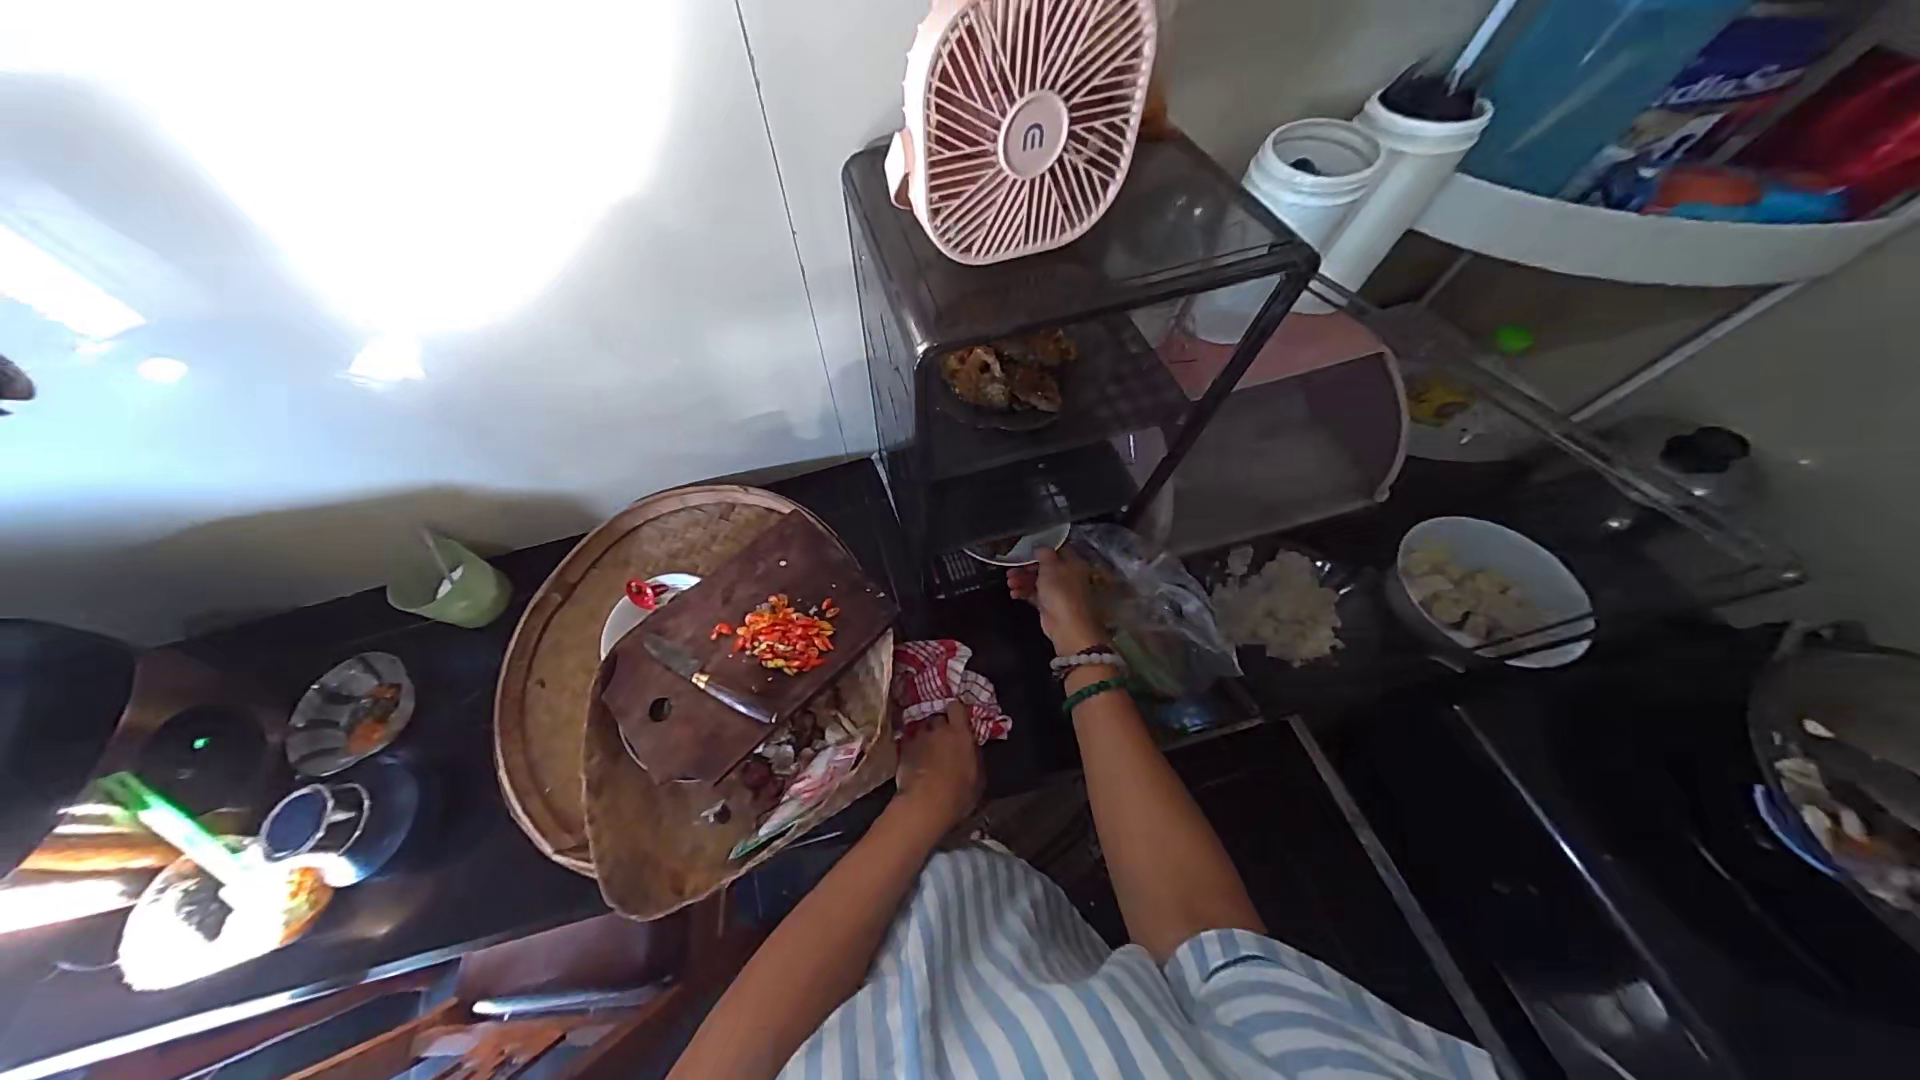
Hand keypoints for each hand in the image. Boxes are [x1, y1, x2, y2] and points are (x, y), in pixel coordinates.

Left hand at [892, 701, 982, 836]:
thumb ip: (976, 756)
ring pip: (922, 729)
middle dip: (940, 727)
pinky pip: (908, 742)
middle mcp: (938, 729)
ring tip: (926, 752)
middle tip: (943, 741)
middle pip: (937, 718)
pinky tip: (913, 760)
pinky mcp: (902, 748)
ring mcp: (918, 737)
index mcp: (960, 732)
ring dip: (925, 737)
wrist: (925, 804)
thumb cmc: (959, 793)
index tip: (958, 721)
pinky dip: (911, 747)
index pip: (957, 707)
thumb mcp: (979, 777)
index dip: (956, 713)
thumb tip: (973, 749)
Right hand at [1007, 547, 1104, 655]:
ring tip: (1009, 582)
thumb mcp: (1051, 566)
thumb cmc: (1061, 592)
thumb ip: (1044, 553)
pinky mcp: (1049, 605)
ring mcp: (1058, 591)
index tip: (1025, 549)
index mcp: (1072, 563)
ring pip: (1038, 581)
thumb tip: (1040, 547)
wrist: (1067, 626)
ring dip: (1022, 580)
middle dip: (1026, 567)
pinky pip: (1034, 595)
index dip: (1040, 548)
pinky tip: (1014, 593)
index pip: (1056, 550)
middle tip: (1011, 568)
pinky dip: (1024, 592)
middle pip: (1044, 566)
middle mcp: (1067, 576)